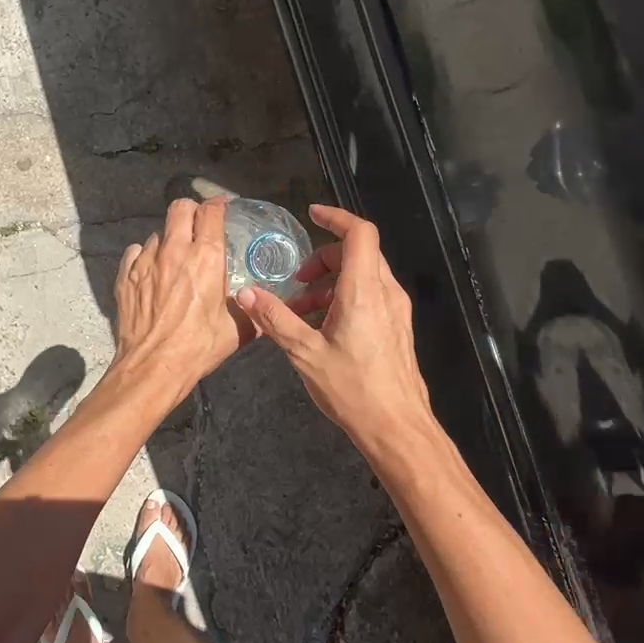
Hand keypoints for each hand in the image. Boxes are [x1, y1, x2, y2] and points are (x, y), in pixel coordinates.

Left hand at [111, 197, 248, 403]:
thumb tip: (263, 309)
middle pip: (180, 208)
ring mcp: (146, 262)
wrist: (153, 366)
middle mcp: (174, 251)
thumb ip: (251, 311)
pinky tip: (151, 273)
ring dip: (168, 240)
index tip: (221, 209)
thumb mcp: (236, 330)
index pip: (210, 213)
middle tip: (196, 225)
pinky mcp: (125, 275)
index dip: (217, 207)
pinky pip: (135, 253)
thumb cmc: (197, 348)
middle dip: (190, 211)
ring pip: (157, 233)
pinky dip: (144, 257)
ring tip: (173, 259)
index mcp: (206, 257)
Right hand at [235, 205, 430, 441]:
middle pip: (358, 253)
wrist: (397, 427)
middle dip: (323, 259)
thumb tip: (246, 294)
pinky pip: (369, 296)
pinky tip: (321, 328)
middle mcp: (385, 293)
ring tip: (300, 311)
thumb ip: (275, 318)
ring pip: (363, 275)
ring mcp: (395, 310)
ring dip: (330, 282)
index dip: (336, 217)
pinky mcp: (396, 327)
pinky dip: (343, 298)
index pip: (359, 234)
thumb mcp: (304, 353)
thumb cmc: (353, 389)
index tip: (311, 215)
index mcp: (364, 292)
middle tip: (295, 282)